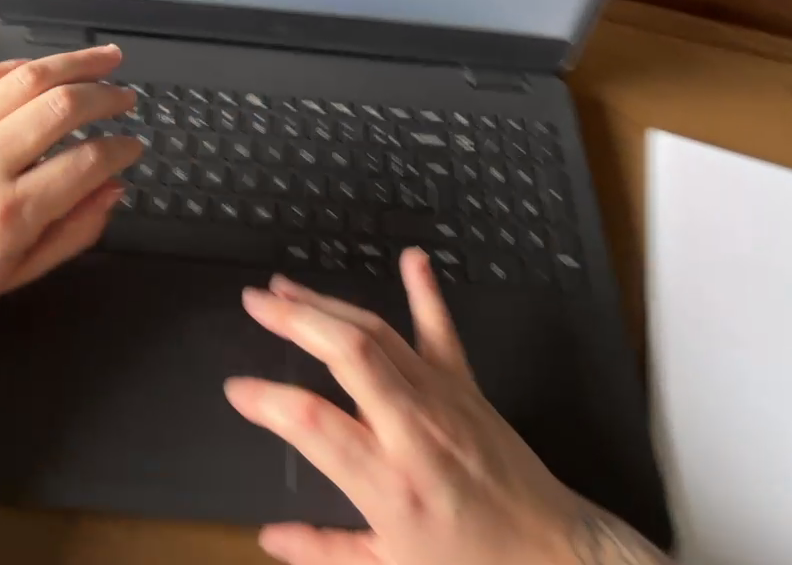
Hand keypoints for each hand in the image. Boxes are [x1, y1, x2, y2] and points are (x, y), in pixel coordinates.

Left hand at [0, 45, 141, 346]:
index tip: (133, 145)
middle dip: (106, 95)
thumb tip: (116, 185)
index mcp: (9, 212)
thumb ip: (79, 229)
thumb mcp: (25, 270)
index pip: (85, 161)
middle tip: (127, 97)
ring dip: (75, 62)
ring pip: (28, 78)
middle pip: (61, 107)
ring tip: (107, 58)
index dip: (120, 148)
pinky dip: (27, 66)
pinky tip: (52, 67)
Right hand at [224, 250, 666, 564]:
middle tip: (255, 301)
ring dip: (328, 304)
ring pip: (378, 333)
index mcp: (390, 482)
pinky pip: (442, 329)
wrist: (555, 555)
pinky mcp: (466, 383)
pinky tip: (411, 257)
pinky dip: (424, 291)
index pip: (314, 422)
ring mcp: (442, 396)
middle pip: (348, 353)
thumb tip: (266, 538)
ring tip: (286, 287)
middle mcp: (413, 428)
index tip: (236, 389)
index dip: (267, 400)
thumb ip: (323, 551)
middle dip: (296, 319)